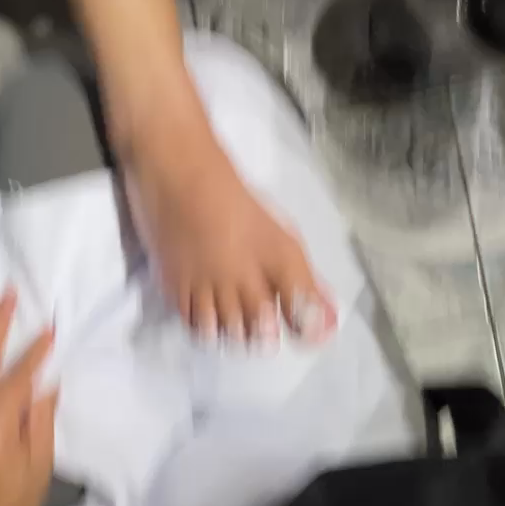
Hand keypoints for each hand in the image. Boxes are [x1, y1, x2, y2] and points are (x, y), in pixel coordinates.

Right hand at [128, 124, 335, 344]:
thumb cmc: (230, 194)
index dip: (307, 328)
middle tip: (257, 325)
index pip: (302, 309)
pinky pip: (194, 324)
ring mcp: (207, 280)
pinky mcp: (175, 284)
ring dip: (232, 334)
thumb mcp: (278, 230)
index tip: (303, 331)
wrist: (177, 169)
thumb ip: (303, 279)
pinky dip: (203, 326)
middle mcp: (245, 272)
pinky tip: (206, 312)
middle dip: (263, 336)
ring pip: (226, 333)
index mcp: (278, 254)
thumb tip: (329, 319)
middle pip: (261, 331)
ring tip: (230, 318)